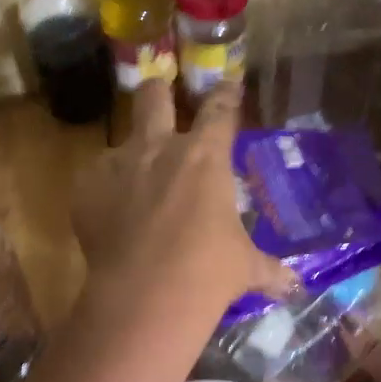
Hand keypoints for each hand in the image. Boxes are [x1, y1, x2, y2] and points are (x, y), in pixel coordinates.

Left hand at [70, 80, 295, 303]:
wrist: (144, 296)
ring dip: (130, 156)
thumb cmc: (207, 275)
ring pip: (120, 140)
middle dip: (159, 92)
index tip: (228, 85)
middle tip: (162, 100)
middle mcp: (158, 148)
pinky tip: (111, 218)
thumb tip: (294, 287)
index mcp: (205, 157)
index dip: (225, 94)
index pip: (220, 109)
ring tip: (134, 185)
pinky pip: (94, 180)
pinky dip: (104, 193)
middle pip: (154, 94)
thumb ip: (268, 270)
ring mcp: (117, 165)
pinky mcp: (86, 189)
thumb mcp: (245, 269)